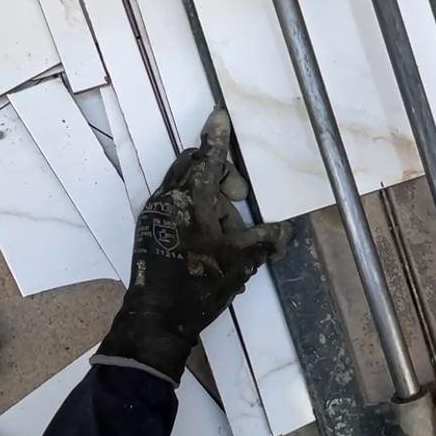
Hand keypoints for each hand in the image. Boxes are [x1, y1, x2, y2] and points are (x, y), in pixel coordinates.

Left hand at [95, 108, 294, 379]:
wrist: (156, 321)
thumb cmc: (199, 285)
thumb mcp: (240, 262)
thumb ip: (266, 240)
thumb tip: (287, 230)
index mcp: (190, 199)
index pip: (208, 156)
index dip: (218, 136)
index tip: (220, 114)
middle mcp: (168, 198)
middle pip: (195, 166)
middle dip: (221, 172)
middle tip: (240, 197)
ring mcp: (154, 213)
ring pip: (186, 186)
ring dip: (210, 196)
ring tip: (228, 231)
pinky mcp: (149, 228)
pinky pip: (176, 205)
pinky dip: (196, 210)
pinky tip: (212, 239)